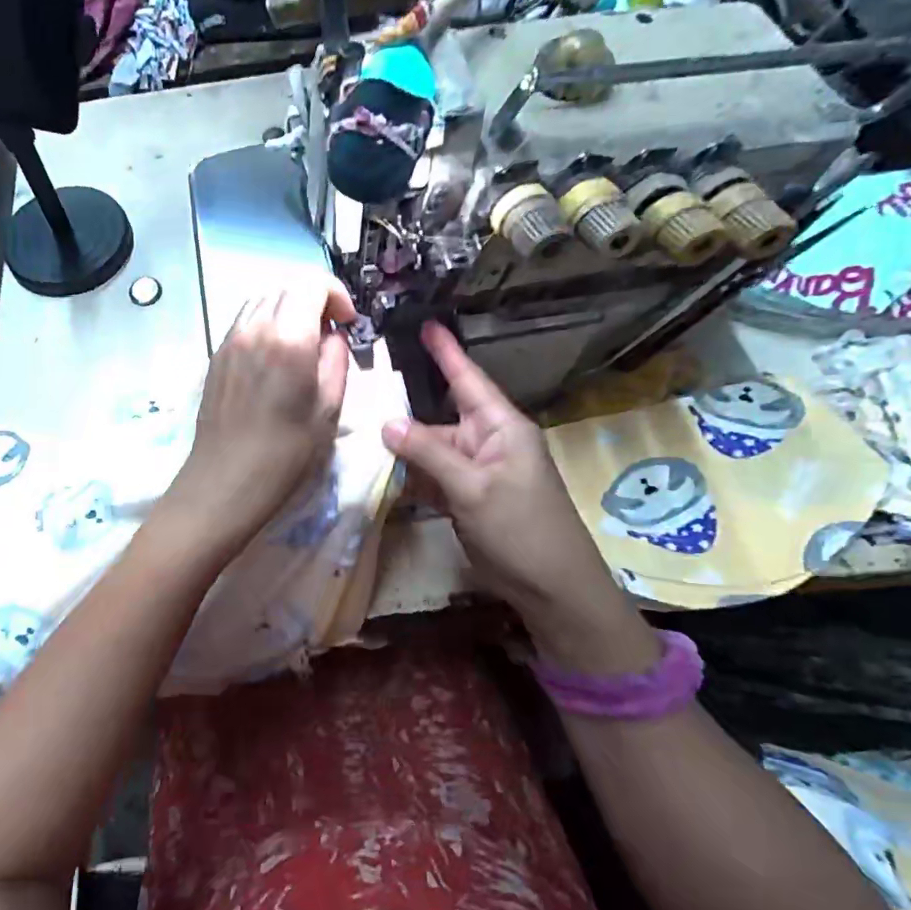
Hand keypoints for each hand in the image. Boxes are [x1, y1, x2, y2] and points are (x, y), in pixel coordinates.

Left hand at [160, 276, 357, 553]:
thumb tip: (333, 338)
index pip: (312, 283)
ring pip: (262, 301)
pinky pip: (244, 322)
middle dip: (313, 299)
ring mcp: (229, 341)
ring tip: (302, 344)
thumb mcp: (328, 410)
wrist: (225, 482)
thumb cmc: (285, 454)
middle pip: (285, 286)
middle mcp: (254, 328)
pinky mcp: (215, 357)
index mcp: (288, 338)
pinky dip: (266, 325)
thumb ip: (336, 361)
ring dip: (288, 309)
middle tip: (329, 332)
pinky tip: (275, 359)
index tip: (347, 322)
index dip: (336, 294)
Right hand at [381, 322, 654, 670]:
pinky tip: (382, 476)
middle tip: (361, 401)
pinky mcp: (466, 499)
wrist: (550, 585)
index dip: (445, 352)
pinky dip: (411, 479)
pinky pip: (433, 478)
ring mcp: (475, 473)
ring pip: (431, 451)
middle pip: (438, 419)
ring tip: (360, 441)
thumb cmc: (521, 528)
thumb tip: (387, 422)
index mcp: (500, 427)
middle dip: (405, 415)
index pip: (467, 379)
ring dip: (404, 451)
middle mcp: (487, 442)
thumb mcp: (473, 488)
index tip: (425, 324)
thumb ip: (429, 453)